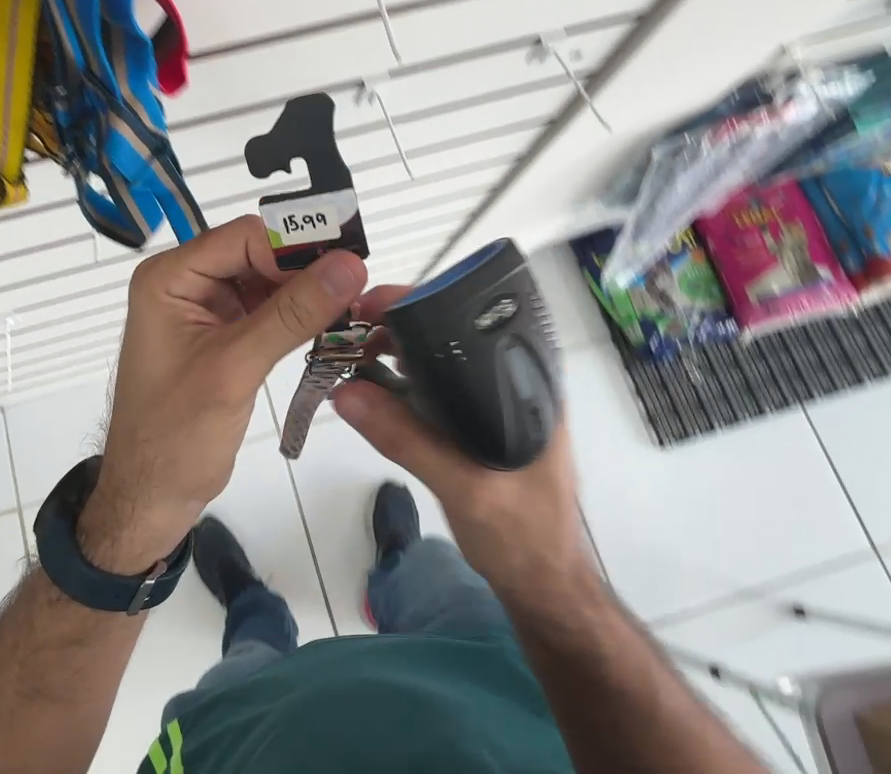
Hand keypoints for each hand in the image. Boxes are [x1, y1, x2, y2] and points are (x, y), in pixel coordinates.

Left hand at [82, 217, 366, 571]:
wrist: (152, 495)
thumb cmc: (176, 435)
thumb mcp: (235, 368)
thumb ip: (292, 314)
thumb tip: (351, 264)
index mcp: (170, 277)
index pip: (245, 237)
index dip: (296, 248)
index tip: (348, 271)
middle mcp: (186, 282)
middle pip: (260, 254)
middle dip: (307, 271)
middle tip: (359, 292)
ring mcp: (206, 309)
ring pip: (270, 282)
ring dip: (308, 296)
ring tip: (352, 312)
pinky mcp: (224, 335)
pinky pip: (269, 310)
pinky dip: (299, 318)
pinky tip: (330, 330)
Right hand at [332, 285, 591, 598]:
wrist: (544, 588)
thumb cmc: (522, 537)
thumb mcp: (463, 488)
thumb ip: (406, 440)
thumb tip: (346, 393)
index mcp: (526, 381)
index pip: (470, 318)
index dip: (417, 303)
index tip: (369, 305)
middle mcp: (511, 382)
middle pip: (448, 335)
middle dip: (396, 326)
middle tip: (346, 331)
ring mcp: (493, 405)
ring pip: (437, 363)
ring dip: (394, 355)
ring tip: (349, 355)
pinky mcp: (477, 427)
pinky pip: (433, 393)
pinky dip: (401, 386)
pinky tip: (372, 391)